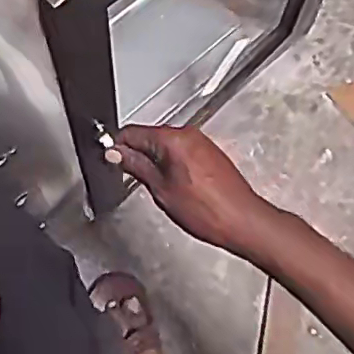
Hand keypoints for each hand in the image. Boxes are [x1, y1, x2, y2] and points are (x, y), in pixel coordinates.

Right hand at [108, 125, 283, 258]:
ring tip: (157, 187)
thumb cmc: (208, 210)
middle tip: (131, 177)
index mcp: (172, 138)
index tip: (111, 157)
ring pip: (165, 144)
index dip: (118, 145)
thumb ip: (135, 166)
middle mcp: (187, 133)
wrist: (243, 221)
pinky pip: (180, 150)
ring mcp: (200, 141)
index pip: (132, 131)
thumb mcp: (161, 190)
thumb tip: (117, 153)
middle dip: (137, 153)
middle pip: (149, 136)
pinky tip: (175, 185)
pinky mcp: (208, 151)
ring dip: (155, 160)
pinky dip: (171, 163)